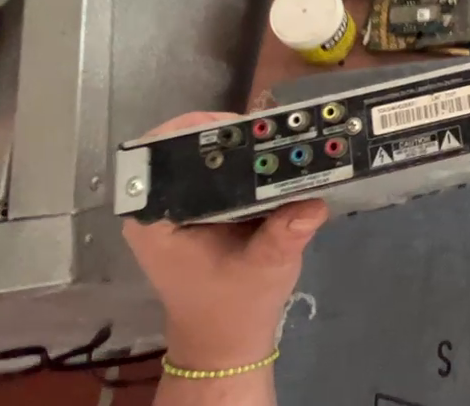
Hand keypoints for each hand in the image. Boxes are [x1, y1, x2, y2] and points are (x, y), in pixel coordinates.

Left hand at [122, 112, 328, 368]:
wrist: (227, 340)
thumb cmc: (234, 307)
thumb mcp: (264, 269)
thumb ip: (284, 234)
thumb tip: (312, 202)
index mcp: (157, 219)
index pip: (160, 155)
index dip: (196, 132)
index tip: (240, 130)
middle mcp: (163, 205)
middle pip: (185, 146)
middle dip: (230, 133)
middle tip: (270, 132)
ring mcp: (182, 205)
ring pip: (205, 152)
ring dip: (241, 142)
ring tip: (277, 139)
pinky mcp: (202, 207)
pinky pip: (219, 168)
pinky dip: (247, 159)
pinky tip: (275, 157)